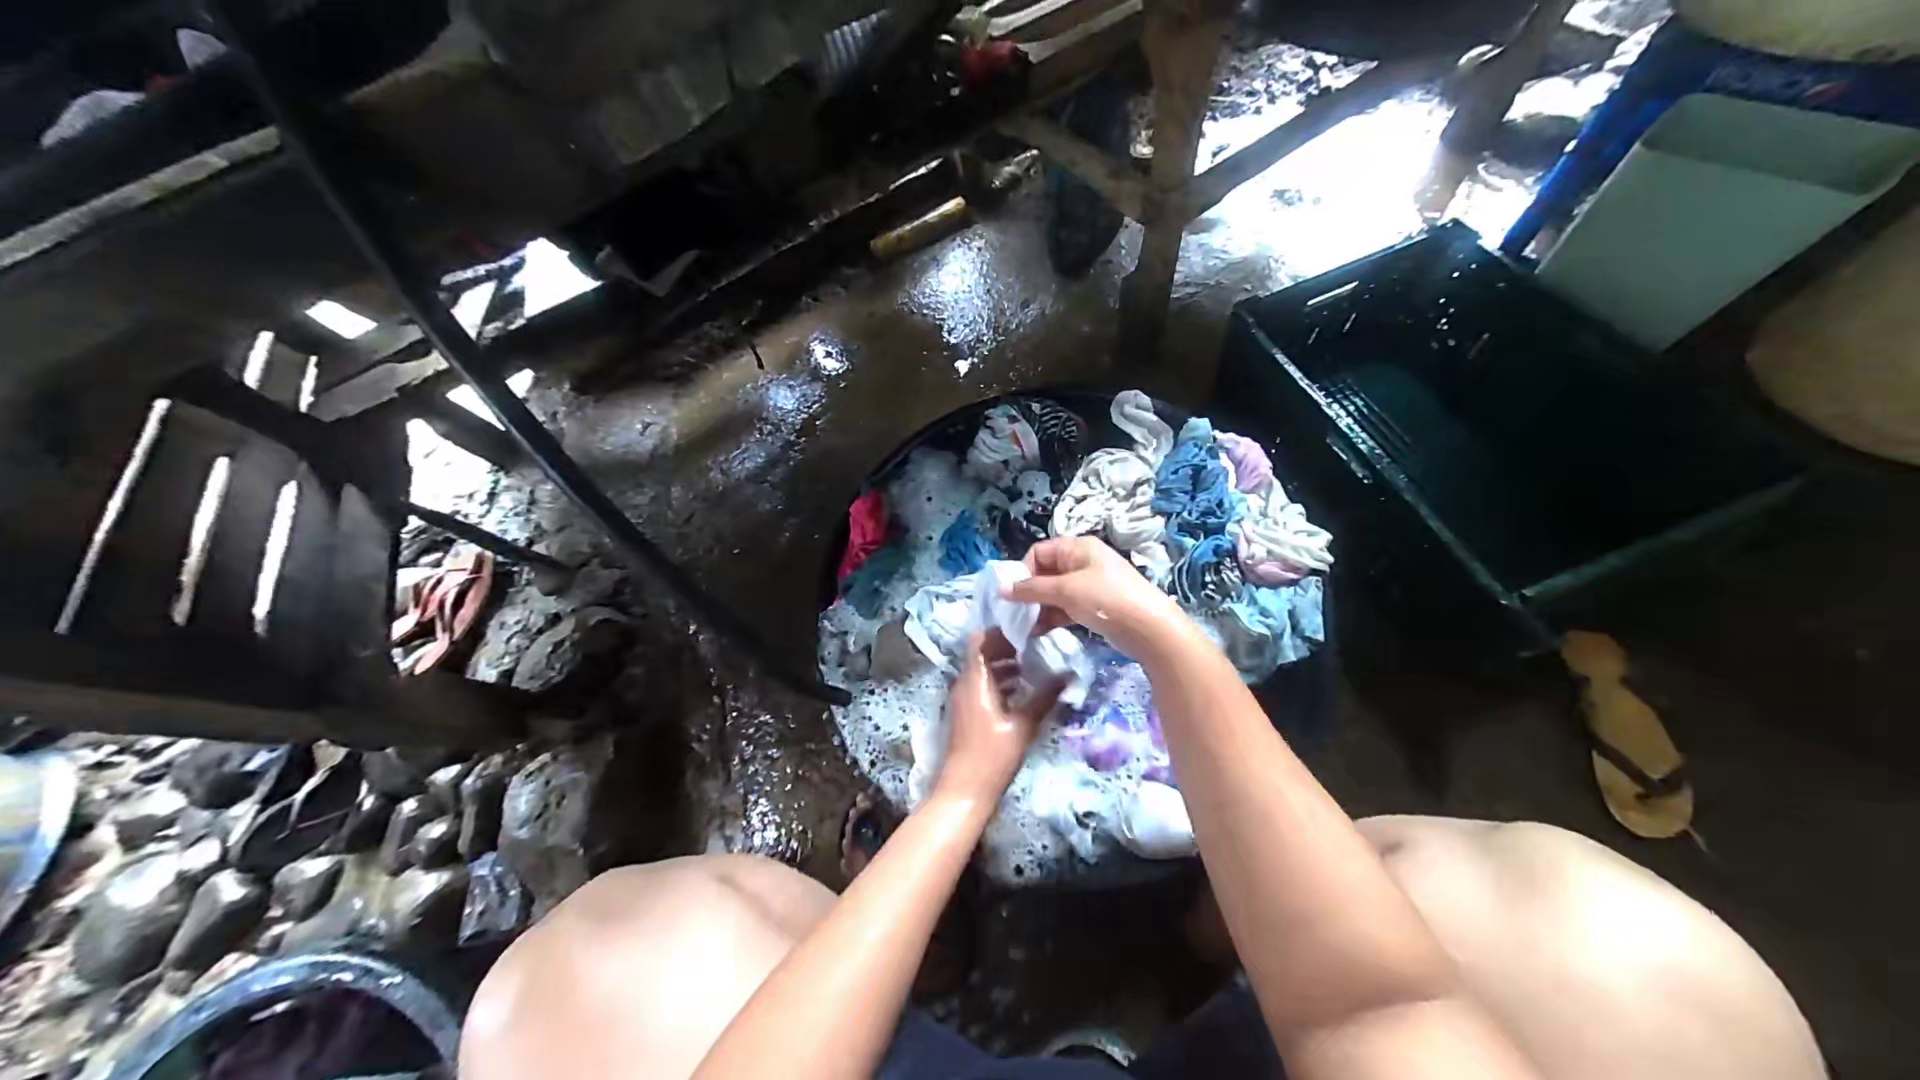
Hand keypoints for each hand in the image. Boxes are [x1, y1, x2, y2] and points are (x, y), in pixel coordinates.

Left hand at [937, 632, 1060, 800]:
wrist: (965, 789)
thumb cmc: (993, 755)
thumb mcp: (1024, 724)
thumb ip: (1045, 697)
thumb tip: (1069, 674)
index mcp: (973, 680)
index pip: (979, 640)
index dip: (999, 630)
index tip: (1024, 627)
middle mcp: (963, 683)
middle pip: (981, 653)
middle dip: (1006, 646)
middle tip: (1034, 644)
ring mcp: (963, 698)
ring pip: (982, 670)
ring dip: (1004, 665)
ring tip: (1032, 665)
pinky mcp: (967, 712)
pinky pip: (982, 685)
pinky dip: (999, 681)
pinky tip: (1022, 690)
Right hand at [1004, 536, 1191, 660]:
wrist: (1149, 628)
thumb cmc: (1106, 599)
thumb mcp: (1065, 591)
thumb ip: (1031, 589)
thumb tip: (1001, 588)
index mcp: (1077, 547)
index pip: (1038, 552)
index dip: (1023, 571)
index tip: (1015, 595)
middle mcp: (1082, 561)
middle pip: (1045, 572)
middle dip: (1030, 592)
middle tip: (1017, 614)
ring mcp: (1090, 584)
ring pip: (1054, 592)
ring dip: (1039, 608)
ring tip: (1027, 627)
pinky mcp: (1095, 605)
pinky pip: (1066, 607)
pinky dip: (1053, 617)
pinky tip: (1041, 632)